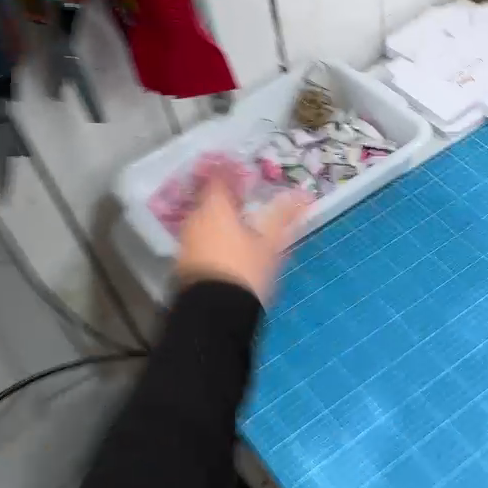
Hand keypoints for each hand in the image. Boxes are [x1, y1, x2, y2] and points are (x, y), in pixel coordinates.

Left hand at [175, 177, 308, 302]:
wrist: (215, 313)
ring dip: (219, 226)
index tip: (244, 175)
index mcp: (216, 208)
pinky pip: (199, 246)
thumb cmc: (247, 271)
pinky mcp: (183, 266)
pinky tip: (227, 258)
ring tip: (240, 236)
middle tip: (246, 208)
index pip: (220, 178)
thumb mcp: (272, 244)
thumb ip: (285, 216)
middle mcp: (195, 220)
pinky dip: (212, 246)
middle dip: (227, 204)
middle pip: (210, 202)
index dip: (231, 174)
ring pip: (204, 225)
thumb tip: (305, 194)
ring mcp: (186, 243)